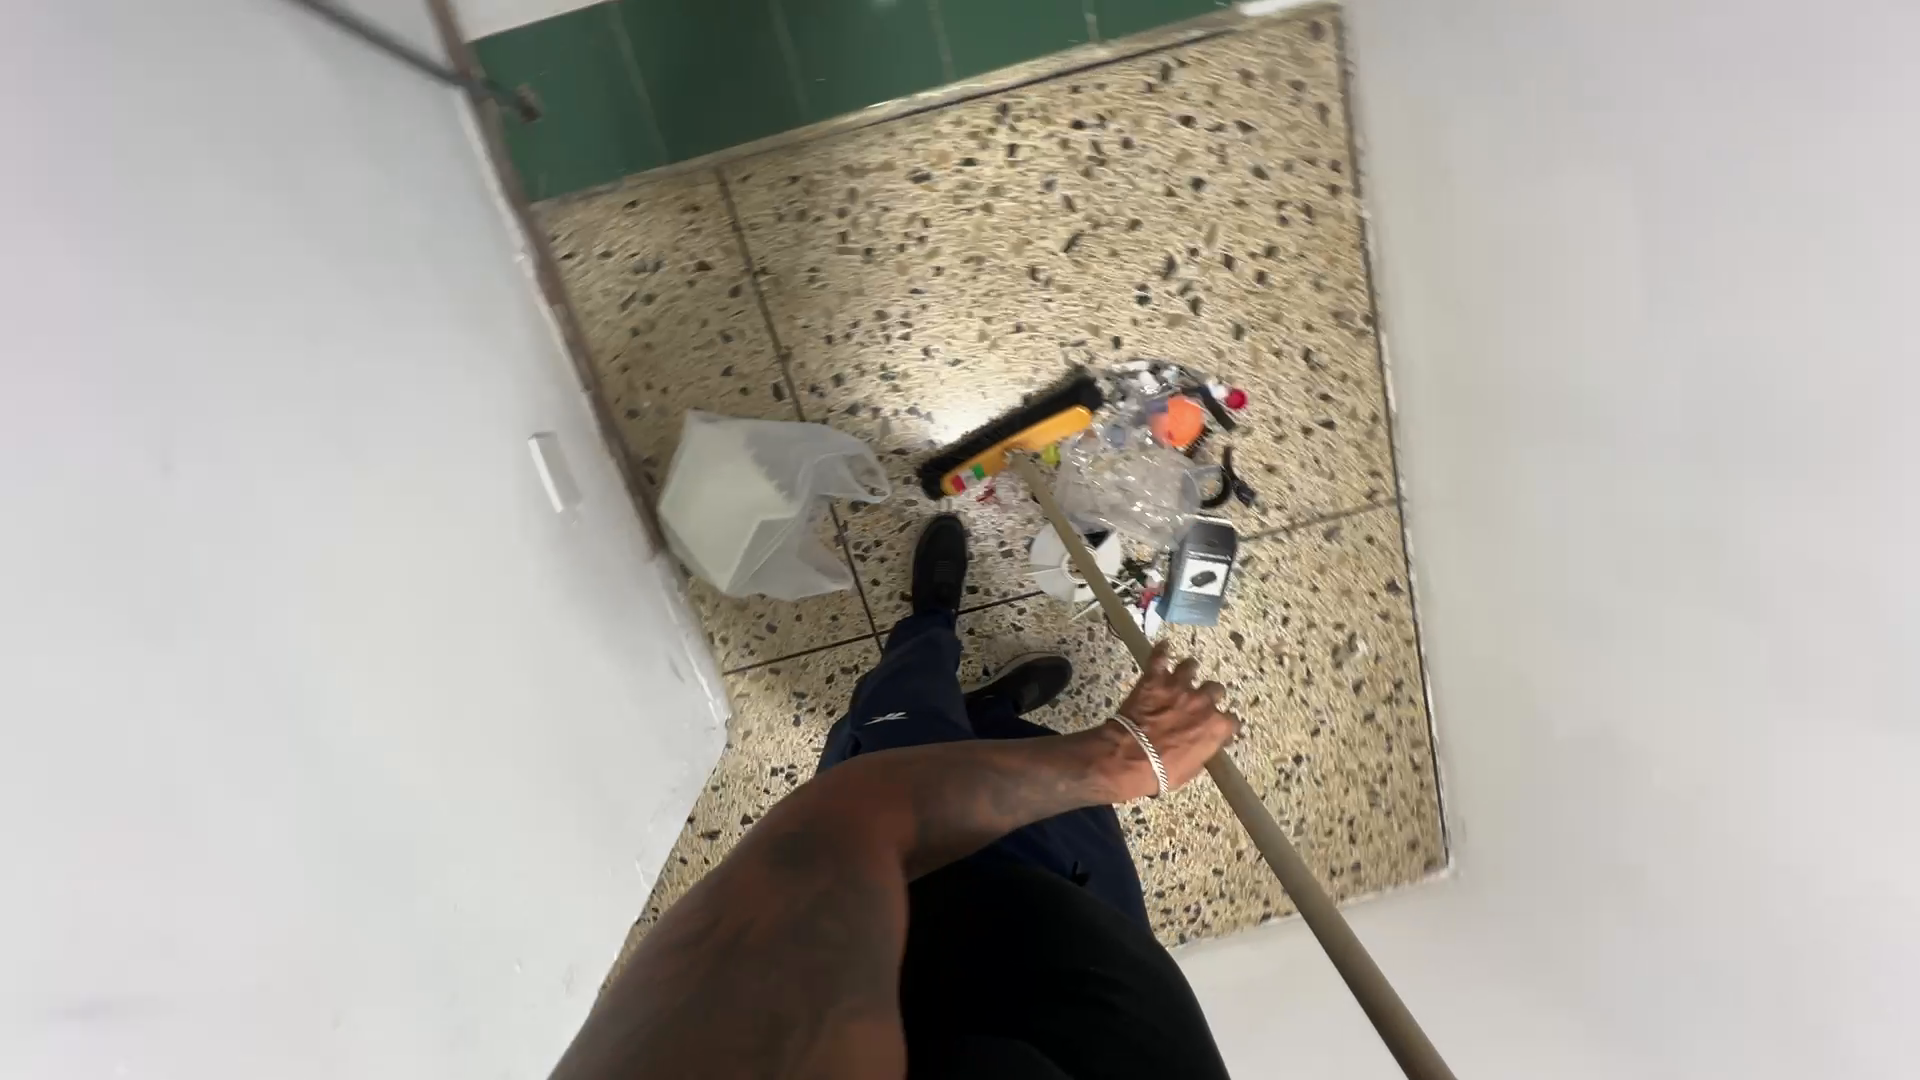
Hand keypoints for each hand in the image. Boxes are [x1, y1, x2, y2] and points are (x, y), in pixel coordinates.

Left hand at [1108, 642, 1240, 797]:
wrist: (1131, 755)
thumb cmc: (1162, 771)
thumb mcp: (1192, 768)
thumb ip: (1203, 748)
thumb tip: (1203, 743)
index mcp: (1216, 726)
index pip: (1232, 721)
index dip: (1224, 724)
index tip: (1218, 727)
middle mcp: (1203, 702)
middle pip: (1215, 689)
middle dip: (1210, 694)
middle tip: (1200, 700)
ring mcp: (1178, 686)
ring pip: (1190, 666)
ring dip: (1189, 670)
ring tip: (1185, 671)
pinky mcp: (1155, 678)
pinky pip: (1160, 656)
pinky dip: (1162, 651)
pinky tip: (1164, 646)